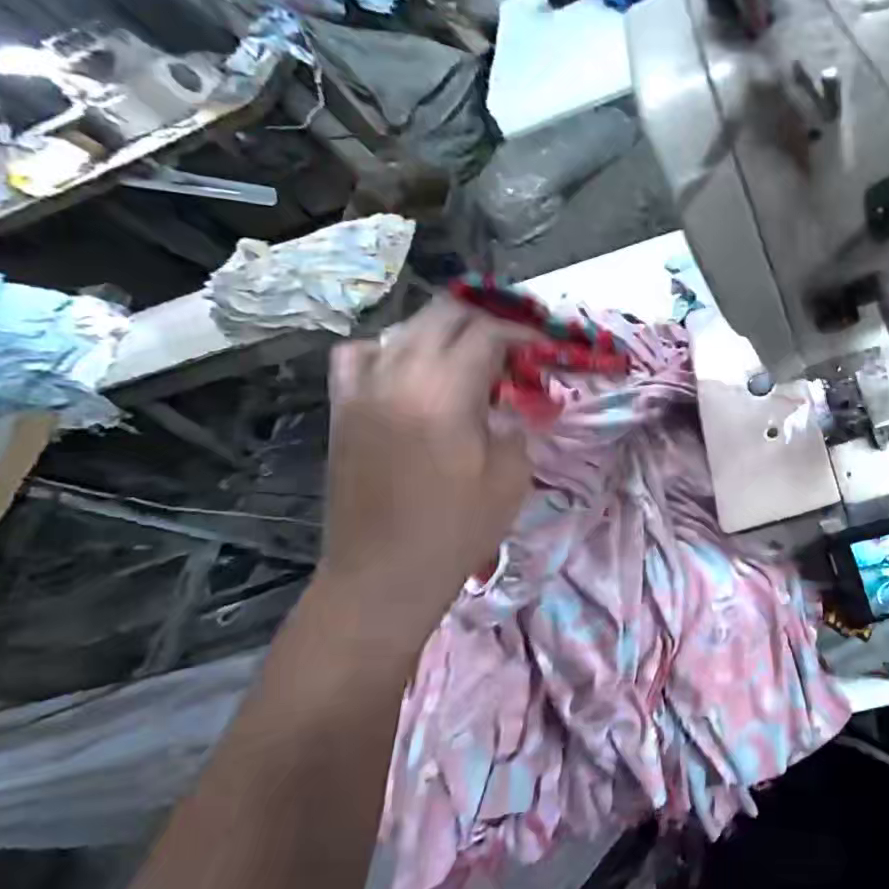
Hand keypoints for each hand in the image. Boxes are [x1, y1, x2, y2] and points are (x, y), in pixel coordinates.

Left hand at [315, 296, 535, 638]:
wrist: (385, 572)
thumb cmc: (458, 527)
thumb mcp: (512, 475)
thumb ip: (517, 422)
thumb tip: (513, 400)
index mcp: (445, 393)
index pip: (487, 334)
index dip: (522, 334)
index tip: (544, 347)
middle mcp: (399, 376)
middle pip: (443, 316)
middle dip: (485, 321)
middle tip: (513, 345)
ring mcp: (363, 389)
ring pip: (404, 329)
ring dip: (443, 332)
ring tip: (469, 357)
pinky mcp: (344, 408)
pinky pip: (361, 355)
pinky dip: (391, 350)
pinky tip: (410, 371)